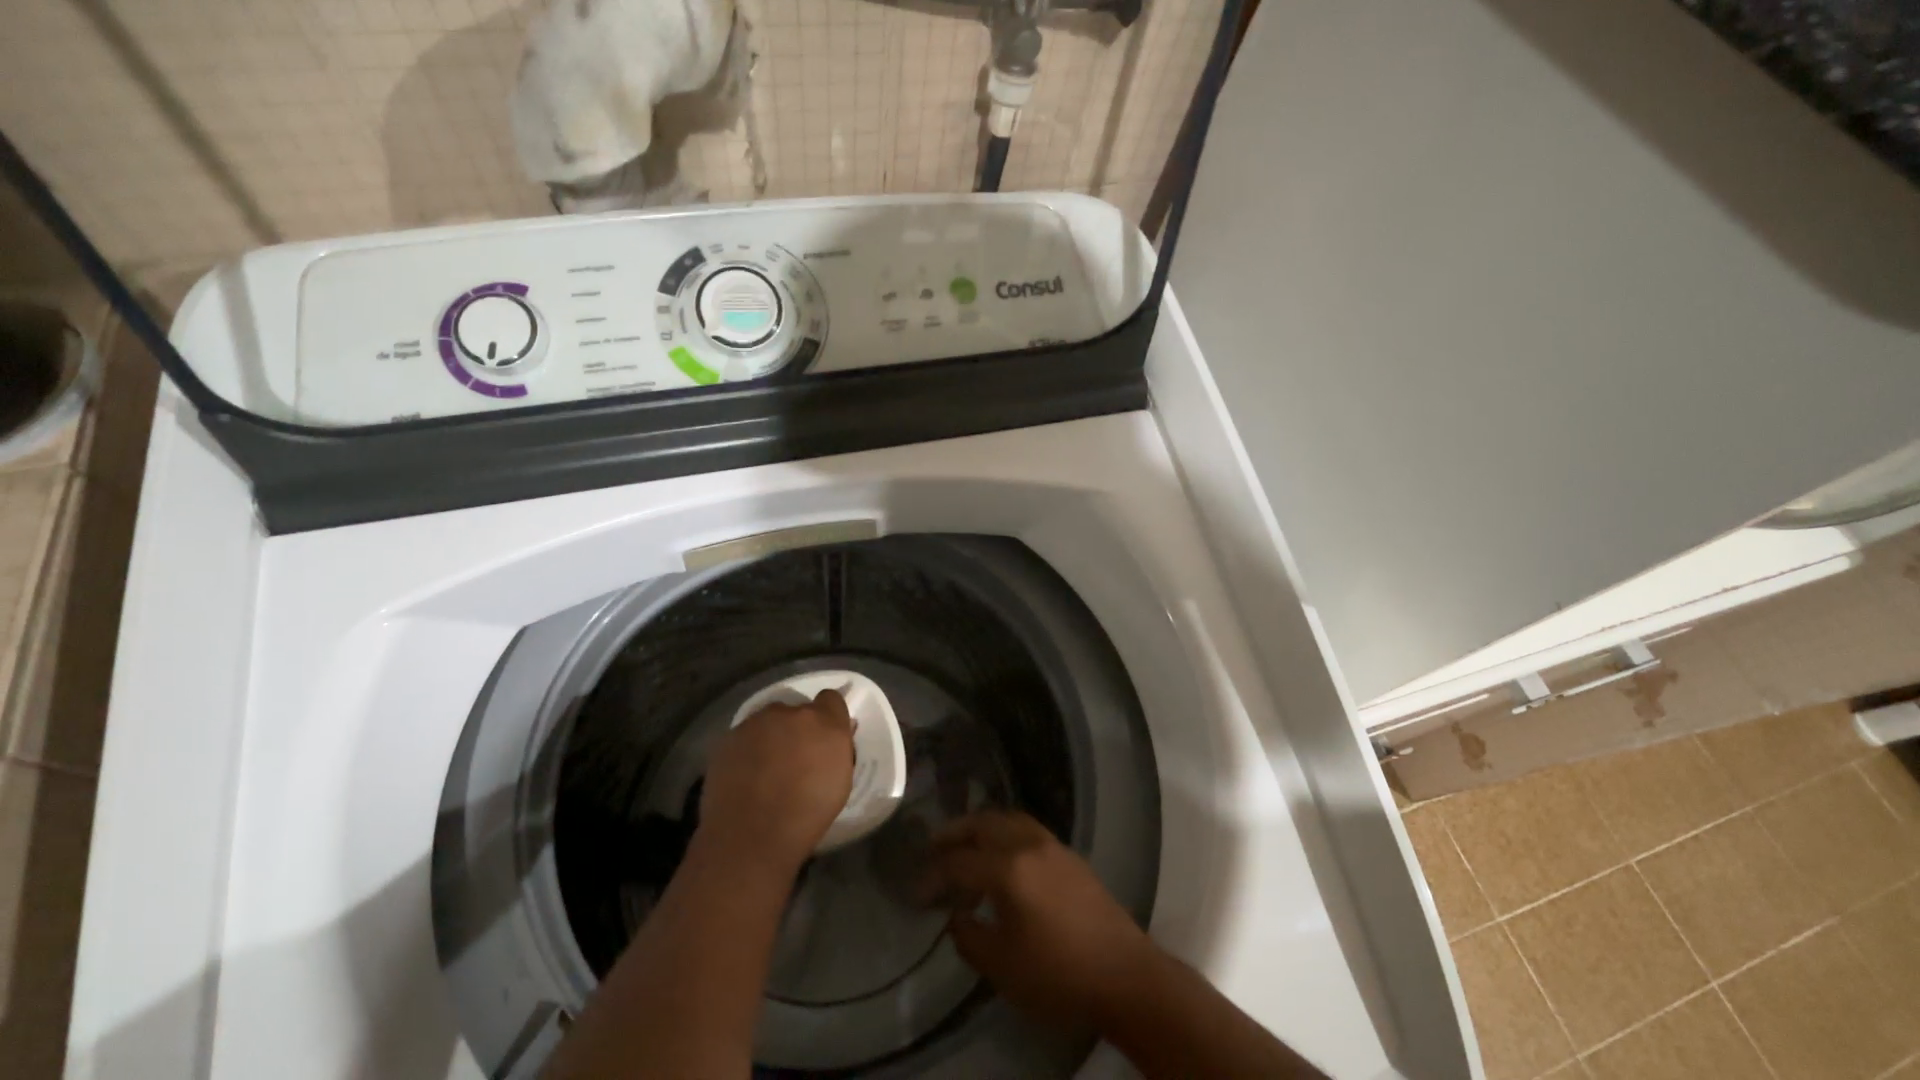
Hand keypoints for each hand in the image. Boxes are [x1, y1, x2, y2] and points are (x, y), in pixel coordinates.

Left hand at [698, 690, 854, 871]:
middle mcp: (790, 713)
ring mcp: (756, 722)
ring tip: (766, 768)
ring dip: (771, 736)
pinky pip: (744, 736)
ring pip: (768, 721)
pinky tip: (745, 776)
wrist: (751, 834)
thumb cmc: (807, 815)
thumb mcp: (840, 782)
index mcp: (825, 723)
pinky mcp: (729, 736)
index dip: (829, 715)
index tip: (825, 737)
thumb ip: (838, 749)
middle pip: (797, 710)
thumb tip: (837, 733)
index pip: (831, 699)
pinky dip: (747, 749)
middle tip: (795, 758)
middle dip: (798, 728)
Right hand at [930, 810, 1159, 1028]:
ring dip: (982, 829)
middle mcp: (1030, 846)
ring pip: (1010, 821)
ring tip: (965, 848)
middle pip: (984, 824)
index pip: (957, 862)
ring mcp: (1056, 848)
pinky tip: (1002, 863)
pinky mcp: (1073, 860)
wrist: (1126, 977)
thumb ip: (969, 936)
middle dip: (954, 833)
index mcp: (1008, 868)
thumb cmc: (1059, 974)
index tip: (915, 893)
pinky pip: (1029, 832)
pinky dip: (1006, 836)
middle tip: (932, 849)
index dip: (931, 875)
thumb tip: (957, 917)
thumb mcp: (1001, 966)